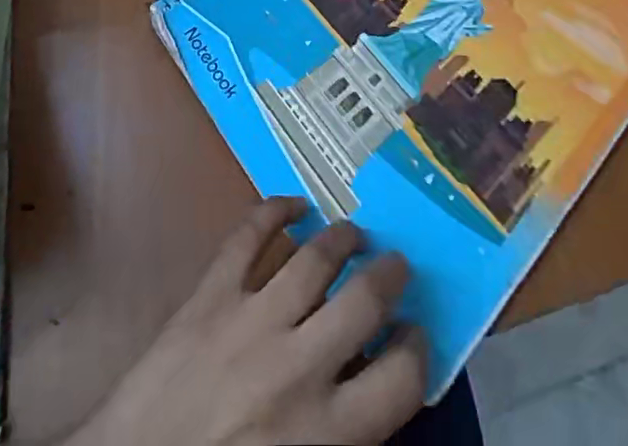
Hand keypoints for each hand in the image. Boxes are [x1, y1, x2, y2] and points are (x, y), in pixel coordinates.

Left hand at [65, 198, 425, 445]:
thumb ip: (342, 426)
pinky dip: (273, 211)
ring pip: (313, 260)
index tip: (413, 331)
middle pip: (365, 302)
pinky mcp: (210, 295)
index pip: (401, 378)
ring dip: (341, 238)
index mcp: (328, 430)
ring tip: (354, 232)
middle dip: (389, 275)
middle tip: (395, 263)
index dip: (417, 349)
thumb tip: (366, 376)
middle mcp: (299, 366)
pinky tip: (294, 204)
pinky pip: (247, 238)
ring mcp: (251, 320)